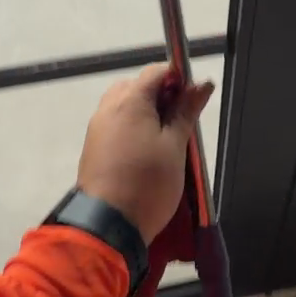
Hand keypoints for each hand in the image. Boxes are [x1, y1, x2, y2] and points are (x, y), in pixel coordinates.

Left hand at [76, 65, 213, 243]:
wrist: (107, 225)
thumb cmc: (148, 182)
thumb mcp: (175, 146)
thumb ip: (186, 110)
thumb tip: (203, 82)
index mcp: (130, 99)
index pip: (157, 71)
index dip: (178, 81)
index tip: (192, 103)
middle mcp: (109, 106)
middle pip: (138, 86)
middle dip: (161, 97)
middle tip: (180, 123)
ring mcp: (97, 126)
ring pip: (125, 105)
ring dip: (145, 113)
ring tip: (164, 140)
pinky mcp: (93, 146)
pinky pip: (115, 123)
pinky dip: (131, 128)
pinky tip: (145, 152)